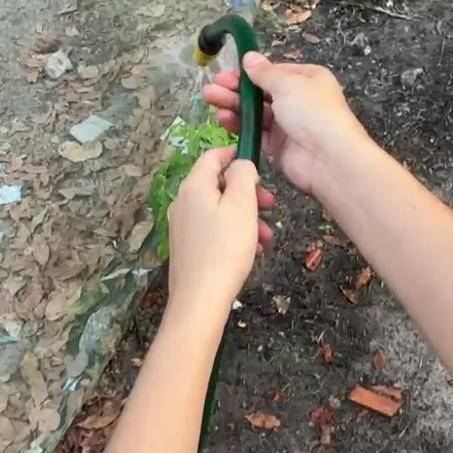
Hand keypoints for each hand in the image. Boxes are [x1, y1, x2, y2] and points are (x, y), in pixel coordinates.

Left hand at [167, 148, 268, 314]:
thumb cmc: (225, 249)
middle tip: (270, 205)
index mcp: (194, 186)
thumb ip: (243, 176)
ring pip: (219, 209)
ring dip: (245, 216)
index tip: (255, 161)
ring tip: (266, 236)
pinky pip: (214, 229)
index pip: (212, 156)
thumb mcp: (241, 205)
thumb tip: (240, 164)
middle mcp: (182, 202)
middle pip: (218, 185)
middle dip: (247, 193)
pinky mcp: (187, 246)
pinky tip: (252, 250)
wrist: (200, 299)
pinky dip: (234, 232)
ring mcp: (182, 226)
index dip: (234, 154)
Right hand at [202, 52, 373, 200]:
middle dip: (236, 88)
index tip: (228, 73)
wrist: (328, 157)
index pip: (274, 72)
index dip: (251, 73)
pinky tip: (222, 118)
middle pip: (262, 92)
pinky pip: (256, 132)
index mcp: (307, 79)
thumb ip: (264, 72)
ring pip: (256, 112)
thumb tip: (249, 57)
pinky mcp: (278, 146)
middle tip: (212, 86)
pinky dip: (239, 125)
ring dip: (233, 104)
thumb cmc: (312, 111)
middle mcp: (298, 100)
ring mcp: (288, 124)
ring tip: (210, 98)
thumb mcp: (288, 83)